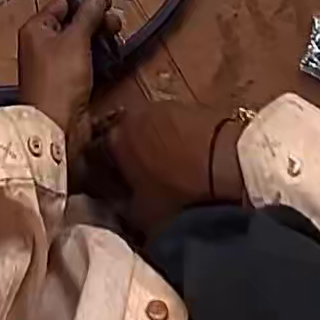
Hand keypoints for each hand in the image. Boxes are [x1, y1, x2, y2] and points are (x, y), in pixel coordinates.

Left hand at [17, 0, 116, 145]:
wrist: (55, 126)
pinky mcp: (67, 83)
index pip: (62, 5)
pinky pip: (84, 63)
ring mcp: (54, 64)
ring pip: (81, 44)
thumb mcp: (76, 40)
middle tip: (117, 24)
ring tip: (118, 38)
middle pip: (73, 24)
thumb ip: (89, 15)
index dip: (84, 2)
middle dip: (96, 22)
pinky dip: (98, 59)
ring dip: (99, 40)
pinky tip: (114, 57)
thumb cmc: (59, 77)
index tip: (108, 2)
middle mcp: (42, 44)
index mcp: (36, 28)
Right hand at [91, 101, 246, 237]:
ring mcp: (155, 107)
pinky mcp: (182, 105)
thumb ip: (123, 210)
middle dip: (125, 155)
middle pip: (120, 137)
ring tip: (162, 167)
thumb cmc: (180, 190)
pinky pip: (167, 125)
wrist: (225, 158)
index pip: (94, 156)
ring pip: (144, 128)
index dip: (101, 174)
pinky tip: (182, 156)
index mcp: (113, 140)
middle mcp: (128, 116)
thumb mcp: (146, 214)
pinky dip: (170, 138)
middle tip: (136, 177)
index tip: (110, 189)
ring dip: (148, 144)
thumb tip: (114, 208)